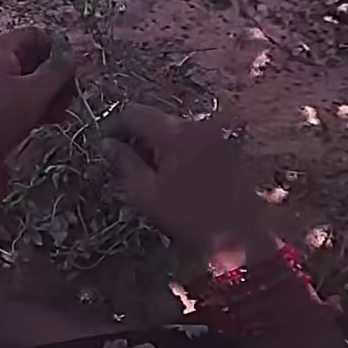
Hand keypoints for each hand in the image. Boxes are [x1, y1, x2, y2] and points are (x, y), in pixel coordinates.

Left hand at [0, 28, 77, 159]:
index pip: (36, 36)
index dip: (58, 52)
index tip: (72, 74)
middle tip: (70, 98)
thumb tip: (70, 55)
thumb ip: (57, 71)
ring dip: (47, 95)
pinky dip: (33, 105)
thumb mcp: (35, 92)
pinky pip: (15, 96)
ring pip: (26, 81)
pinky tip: (49, 120)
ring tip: (61, 113)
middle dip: (55, 78)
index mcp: (0, 49)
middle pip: (32, 59)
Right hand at [101, 105, 280, 271]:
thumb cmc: (190, 217)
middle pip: (155, 120)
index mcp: (174, 133)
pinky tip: (173, 178)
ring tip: (148, 176)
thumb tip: (107, 144)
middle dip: (135, 138)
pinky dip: (175, 152)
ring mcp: (214, 134)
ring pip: (173, 131)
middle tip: (123, 166)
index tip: (104, 146)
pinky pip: (191, 140)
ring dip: (155, 146)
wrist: (243, 234)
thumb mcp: (146, 194)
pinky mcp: (225, 147)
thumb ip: (124, 163)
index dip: (113, 126)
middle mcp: (196, 125)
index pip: (134, 113)